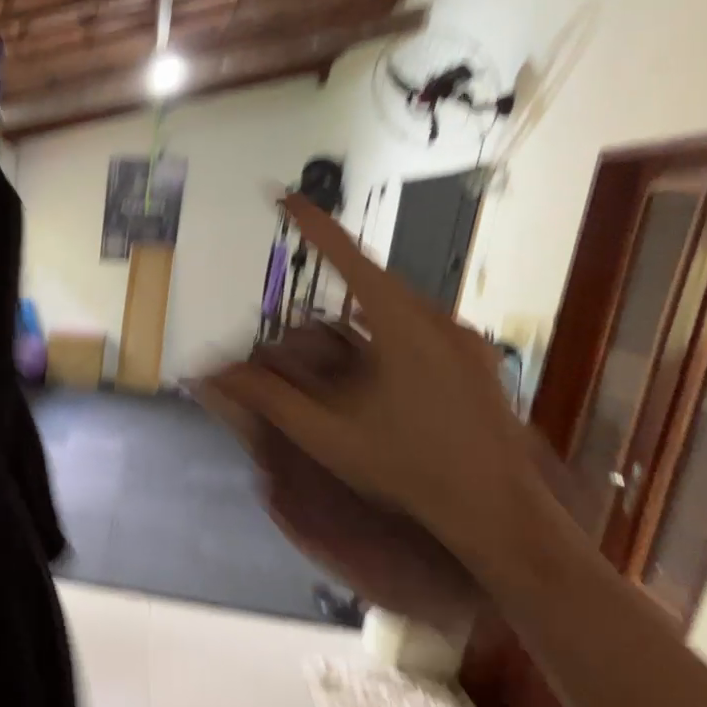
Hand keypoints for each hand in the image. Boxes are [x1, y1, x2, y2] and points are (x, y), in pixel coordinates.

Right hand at [195, 192, 548, 587]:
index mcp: (402, 326)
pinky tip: (379, 395)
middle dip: (329, 308)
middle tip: (300, 347)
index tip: (285, 195)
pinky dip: (387, 351)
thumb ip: (266, 398)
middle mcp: (439, 321)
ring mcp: (466, 343)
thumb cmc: (406, 468)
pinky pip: (421, 339)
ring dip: (359, 337)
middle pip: (371, 294)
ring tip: (338, 381)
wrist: (496, 510)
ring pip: (397, 320)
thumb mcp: (325, 433)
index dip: (313, 226)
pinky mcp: (479, 364)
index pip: (349, 260)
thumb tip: (210, 373)